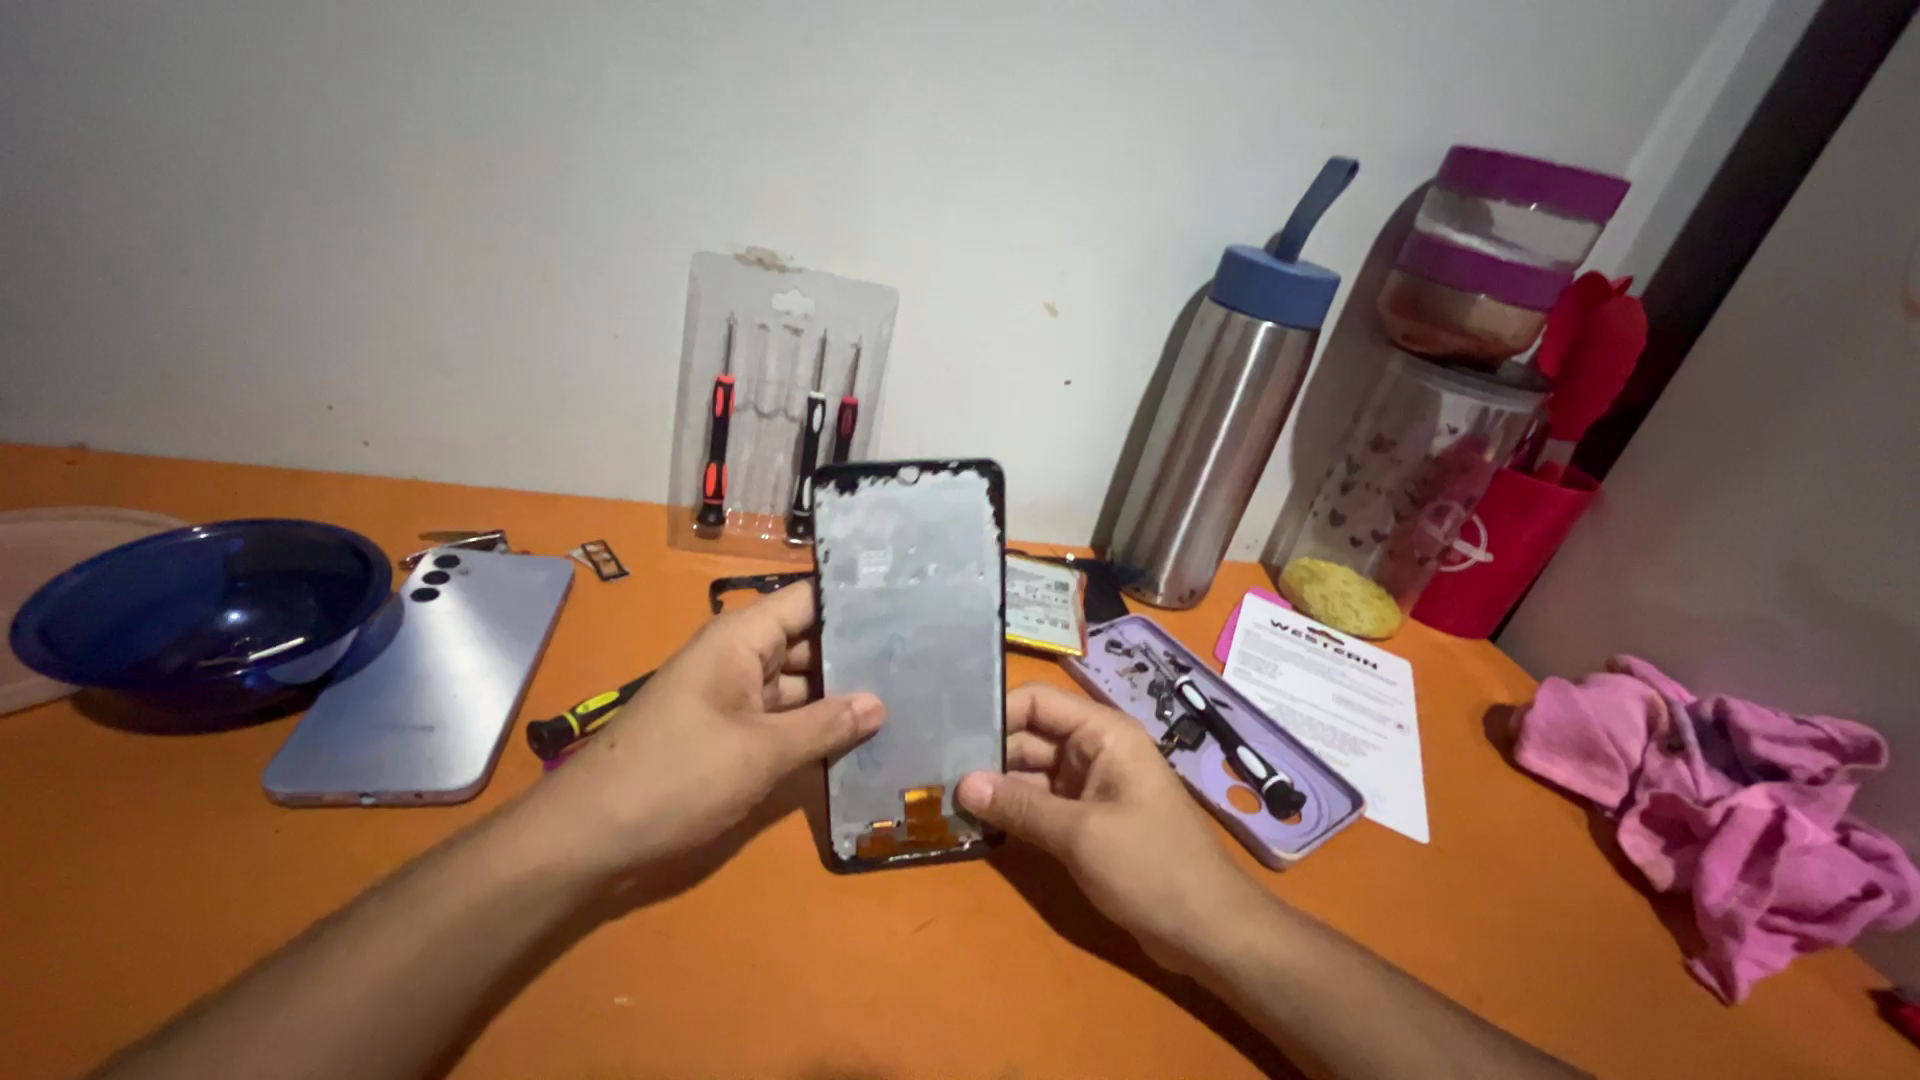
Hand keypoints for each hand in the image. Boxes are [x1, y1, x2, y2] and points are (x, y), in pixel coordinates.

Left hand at [544, 581, 883, 874]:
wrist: (589, 838)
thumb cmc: (675, 777)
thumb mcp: (760, 752)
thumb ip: (825, 725)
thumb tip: (880, 703)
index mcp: (740, 639)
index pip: (809, 600)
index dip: (855, 603)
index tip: (911, 606)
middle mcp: (738, 658)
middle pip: (808, 643)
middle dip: (859, 654)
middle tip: (923, 661)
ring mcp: (733, 698)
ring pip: (798, 685)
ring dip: (840, 696)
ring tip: (908, 697)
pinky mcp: (730, 735)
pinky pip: (782, 719)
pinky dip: (815, 727)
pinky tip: (861, 737)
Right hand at [957, 683, 1270, 970]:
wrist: (1208, 930)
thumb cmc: (1151, 867)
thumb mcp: (1080, 834)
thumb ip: (1020, 806)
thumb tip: (962, 784)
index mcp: (1103, 734)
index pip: (1038, 702)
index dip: (998, 713)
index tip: (952, 737)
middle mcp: (1095, 750)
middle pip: (1030, 736)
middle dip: (989, 754)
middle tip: (937, 773)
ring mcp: (1091, 787)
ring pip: (1032, 773)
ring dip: (997, 786)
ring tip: (947, 799)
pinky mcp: (1087, 820)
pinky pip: (1042, 803)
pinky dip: (1015, 811)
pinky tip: (979, 823)